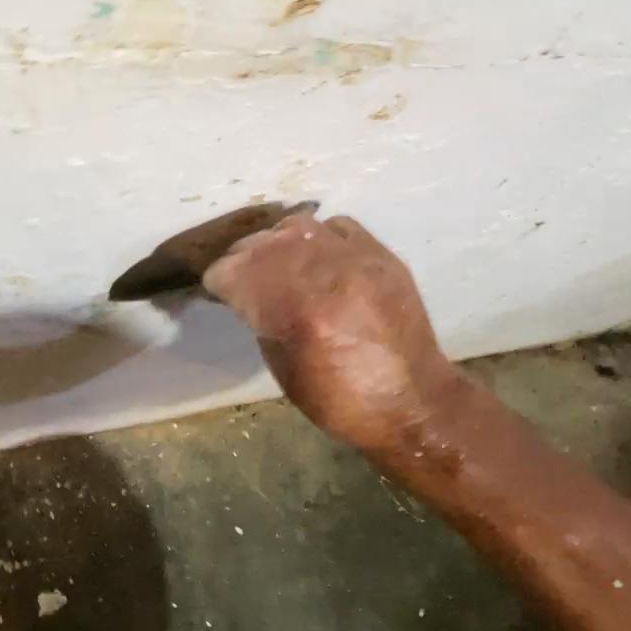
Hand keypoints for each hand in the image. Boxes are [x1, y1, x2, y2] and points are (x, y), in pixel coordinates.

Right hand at [202, 213, 462, 447]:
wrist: (412, 405)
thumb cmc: (339, 401)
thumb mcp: (282, 366)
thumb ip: (262, 318)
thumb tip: (245, 292)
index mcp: (298, 312)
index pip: (234, 272)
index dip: (218, 283)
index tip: (217, 293)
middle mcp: (327, 275)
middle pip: (261, 244)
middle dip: (241, 260)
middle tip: (239, 280)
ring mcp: (358, 260)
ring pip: (296, 226)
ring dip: (275, 243)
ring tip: (275, 264)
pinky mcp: (381, 255)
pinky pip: (335, 226)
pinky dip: (316, 238)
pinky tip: (314, 260)